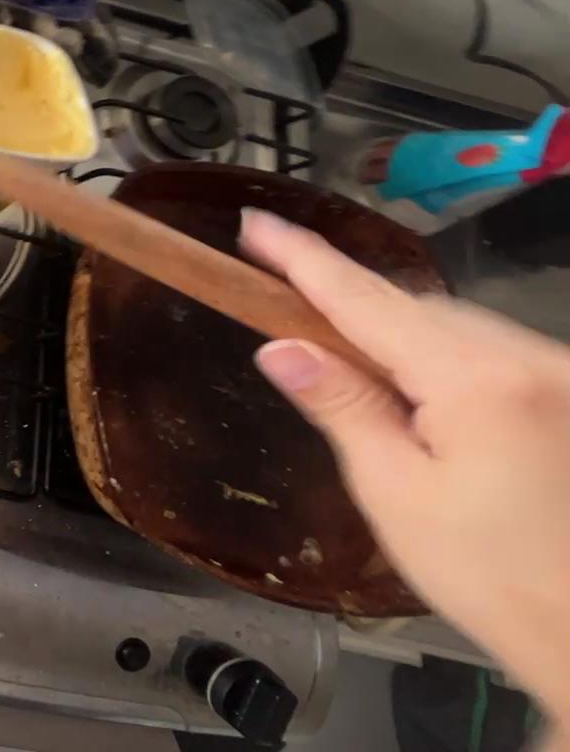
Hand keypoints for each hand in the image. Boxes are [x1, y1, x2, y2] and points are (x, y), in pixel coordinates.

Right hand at [242, 208, 569, 716]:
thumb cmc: (491, 573)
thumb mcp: (393, 489)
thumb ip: (341, 405)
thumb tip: (281, 347)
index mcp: (479, 382)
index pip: (365, 300)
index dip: (303, 258)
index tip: (257, 223)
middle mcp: (539, 365)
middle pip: (419, 307)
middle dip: (350, 300)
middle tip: (284, 303)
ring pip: (459, 328)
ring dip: (398, 330)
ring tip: (350, 361)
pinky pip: (495, 354)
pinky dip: (442, 355)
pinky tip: (423, 392)